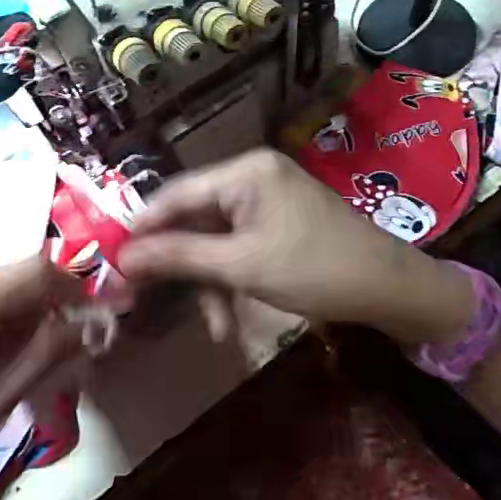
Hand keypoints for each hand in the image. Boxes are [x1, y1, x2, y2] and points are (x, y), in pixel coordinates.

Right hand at [118, 150, 473, 346]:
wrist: (388, 287)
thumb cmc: (314, 269)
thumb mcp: (242, 266)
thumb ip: (180, 257)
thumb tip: (121, 257)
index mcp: (245, 172)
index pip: (176, 193)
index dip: (142, 228)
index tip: (112, 260)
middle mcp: (253, 177)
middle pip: (195, 219)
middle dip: (181, 266)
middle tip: (146, 300)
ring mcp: (268, 200)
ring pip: (216, 240)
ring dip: (210, 284)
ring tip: (215, 327)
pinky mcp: (279, 223)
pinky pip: (239, 246)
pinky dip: (232, 279)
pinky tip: (230, 319)